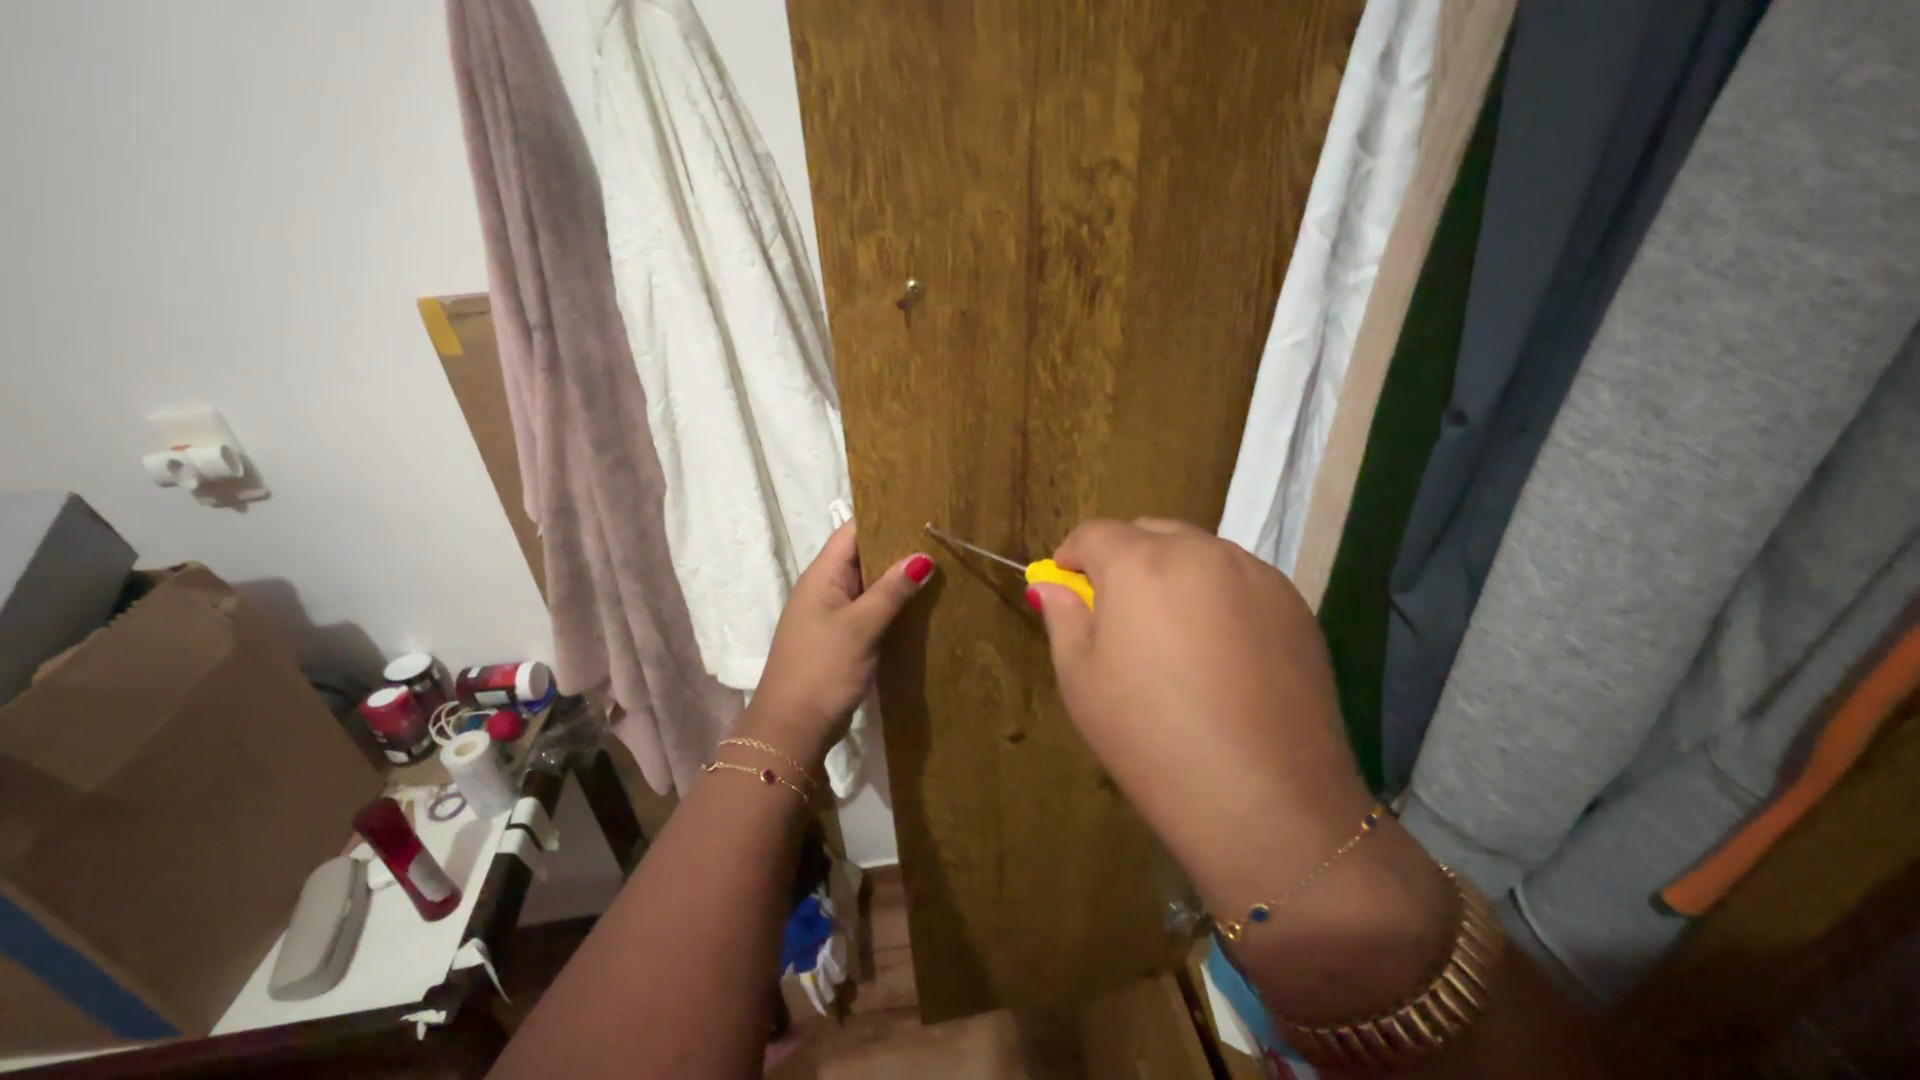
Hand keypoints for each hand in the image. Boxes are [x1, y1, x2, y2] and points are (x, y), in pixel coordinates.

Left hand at [742, 521, 933, 765]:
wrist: (792, 729)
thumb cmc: (822, 669)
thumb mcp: (860, 627)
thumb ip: (891, 591)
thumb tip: (922, 556)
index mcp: (822, 576)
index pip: (852, 532)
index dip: (883, 517)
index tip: (921, 510)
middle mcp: (825, 590)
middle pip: (863, 557)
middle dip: (898, 548)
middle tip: (941, 538)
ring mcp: (832, 617)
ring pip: (870, 587)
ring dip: (898, 580)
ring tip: (942, 567)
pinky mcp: (842, 641)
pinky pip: (870, 613)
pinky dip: (893, 608)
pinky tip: (923, 608)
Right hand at [1027, 518, 1373, 900]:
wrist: (1264, 799)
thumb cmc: (1150, 737)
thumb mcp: (1082, 680)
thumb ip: (1063, 617)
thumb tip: (1052, 584)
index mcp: (1140, 562)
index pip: (1095, 533)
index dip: (1073, 557)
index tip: (1067, 589)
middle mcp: (1202, 551)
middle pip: (1151, 534)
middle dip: (1126, 560)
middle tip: (1119, 616)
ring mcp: (1257, 575)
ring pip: (1201, 556)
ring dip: (1175, 577)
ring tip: (1175, 640)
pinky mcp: (1296, 606)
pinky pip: (1242, 584)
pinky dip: (1220, 599)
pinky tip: (1222, 657)